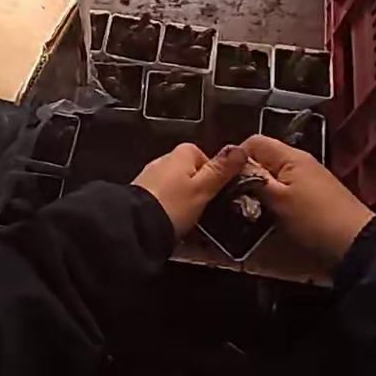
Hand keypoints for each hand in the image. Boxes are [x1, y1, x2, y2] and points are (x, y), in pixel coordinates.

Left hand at [133, 143, 247, 237]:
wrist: (135, 225)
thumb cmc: (174, 205)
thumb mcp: (203, 188)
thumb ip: (221, 169)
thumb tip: (240, 149)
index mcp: (182, 153)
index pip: (206, 158)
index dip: (214, 178)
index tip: (216, 195)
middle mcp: (165, 159)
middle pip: (191, 172)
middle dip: (197, 189)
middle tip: (203, 209)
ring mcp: (150, 175)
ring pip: (176, 186)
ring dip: (182, 200)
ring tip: (187, 219)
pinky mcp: (140, 193)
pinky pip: (163, 197)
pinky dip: (169, 207)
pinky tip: (170, 220)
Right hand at [241, 135, 374, 261]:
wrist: (356, 245)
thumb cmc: (314, 219)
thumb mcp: (278, 199)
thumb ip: (253, 179)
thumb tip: (231, 164)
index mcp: (290, 156)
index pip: (254, 142)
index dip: (236, 158)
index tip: (225, 180)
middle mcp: (298, 162)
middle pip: (262, 160)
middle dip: (246, 176)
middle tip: (232, 199)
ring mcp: (306, 179)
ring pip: (272, 177)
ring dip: (258, 191)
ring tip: (245, 210)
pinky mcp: (311, 197)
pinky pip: (284, 190)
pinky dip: (273, 200)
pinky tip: (266, 216)